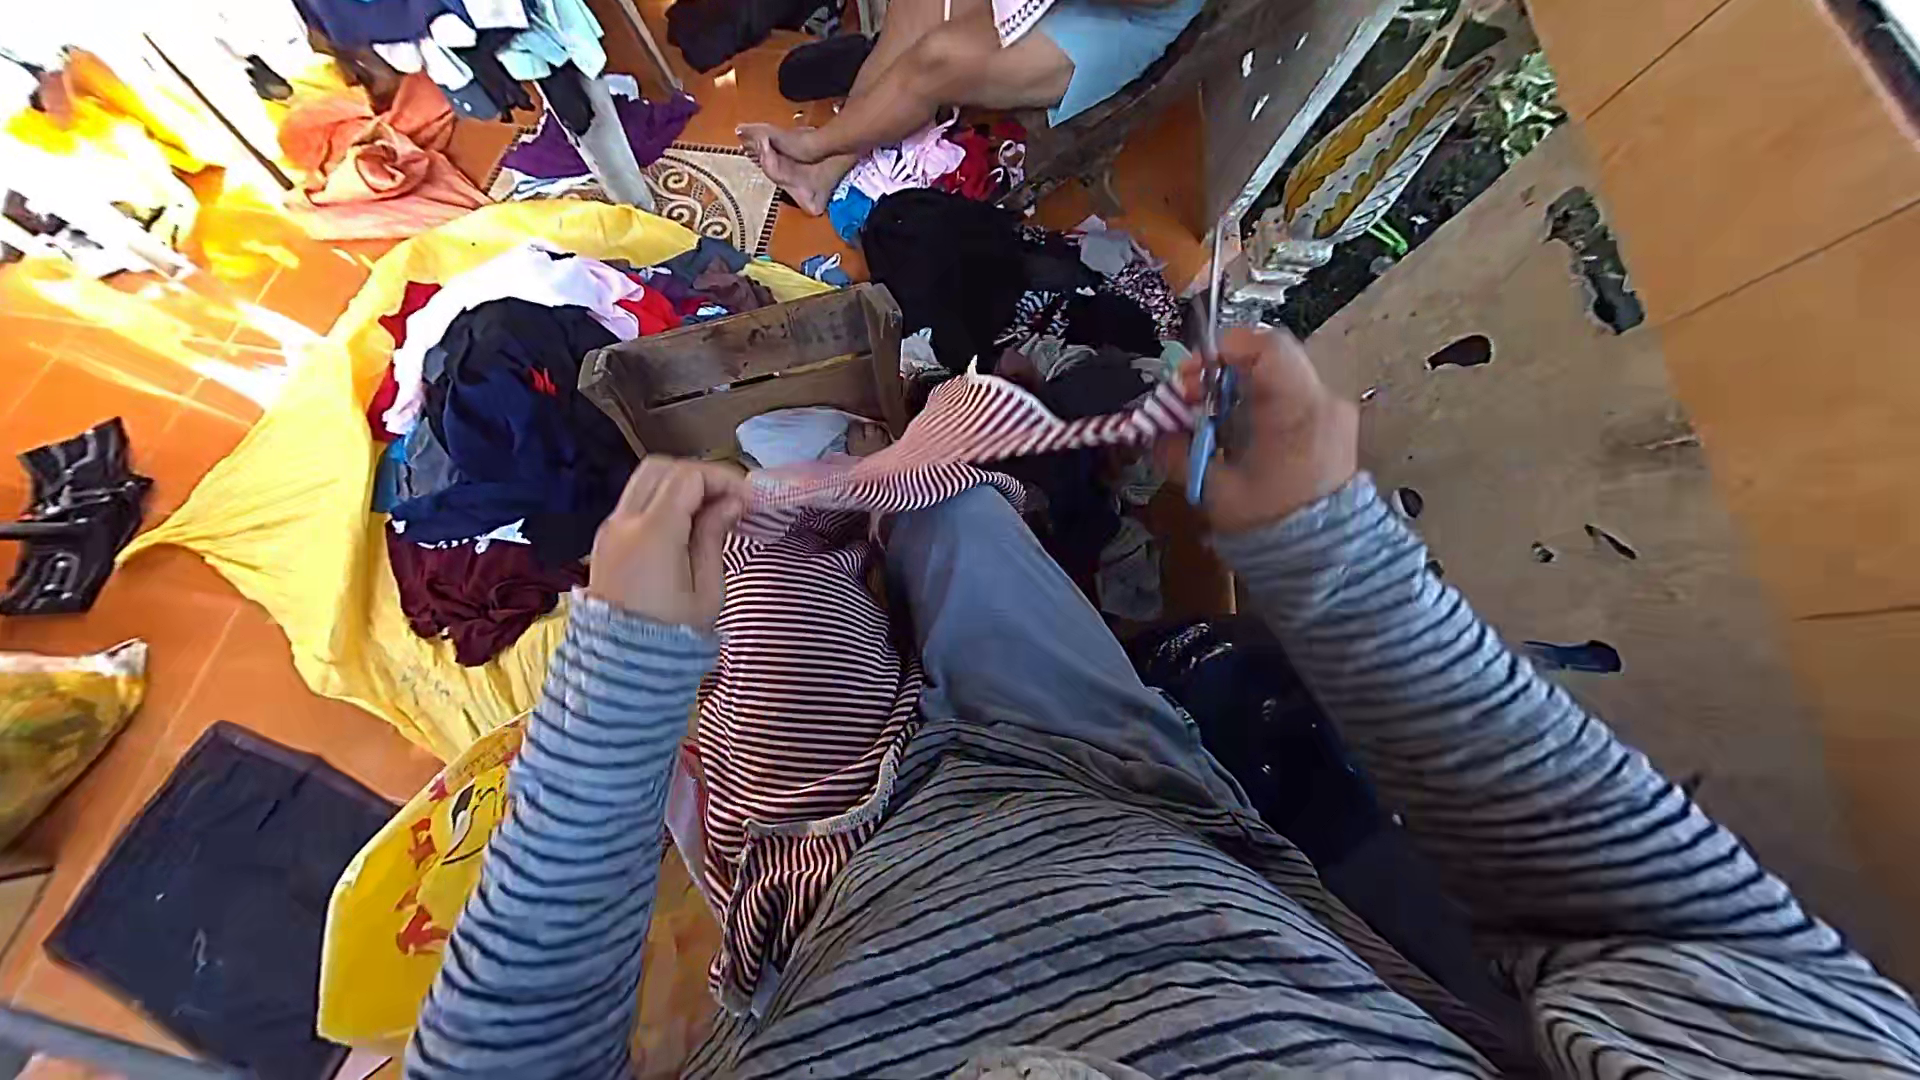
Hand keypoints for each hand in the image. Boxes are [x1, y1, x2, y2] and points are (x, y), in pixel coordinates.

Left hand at [589, 457, 748, 629]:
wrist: (622, 664)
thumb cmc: (674, 632)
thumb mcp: (707, 588)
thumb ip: (714, 536)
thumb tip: (729, 503)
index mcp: (653, 533)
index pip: (689, 478)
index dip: (723, 480)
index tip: (747, 501)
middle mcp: (624, 522)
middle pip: (662, 467)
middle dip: (701, 474)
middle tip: (729, 498)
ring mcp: (610, 529)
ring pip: (645, 480)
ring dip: (681, 484)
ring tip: (711, 510)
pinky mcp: (607, 540)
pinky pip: (637, 501)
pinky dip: (664, 499)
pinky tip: (689, 523)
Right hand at [1159, 326, 1358, 534]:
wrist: (1324, 557)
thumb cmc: (1269, 524)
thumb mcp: (1214, 491)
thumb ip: (1180, 455)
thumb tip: (1159, 436)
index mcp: (1296, 410)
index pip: (1265, 347)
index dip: (1221, 348)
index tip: (1190, 374)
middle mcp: (1322, 401)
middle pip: (1268, 359)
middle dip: (1221, 371)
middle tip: (1189, 397)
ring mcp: (1332, 412)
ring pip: (1277, 377)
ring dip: (1236, 388)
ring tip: (1209, 417)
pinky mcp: (1331, 426)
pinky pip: (1289, 396)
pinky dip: (1256, 402)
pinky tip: (1236, 430)